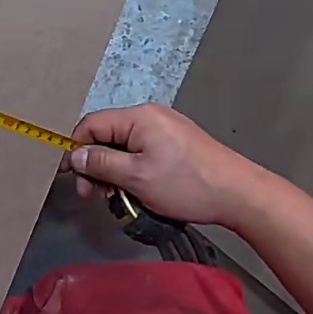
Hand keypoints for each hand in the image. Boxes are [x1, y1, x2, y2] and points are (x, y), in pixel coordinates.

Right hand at [57, 103, 270, 225]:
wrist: (240, 195)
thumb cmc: (187, 184)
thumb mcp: (136, 177)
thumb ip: (100, 164)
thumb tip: (75, 155)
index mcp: (138, 116)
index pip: (92, 124)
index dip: (76, 149)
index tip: (72, 176)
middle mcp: (150, 116)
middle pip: (107, 135)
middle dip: (95, 165)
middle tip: (94, 195)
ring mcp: (165, 128)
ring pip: (123, 146)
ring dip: (114, 171)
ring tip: (118, 197)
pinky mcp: (175, 143)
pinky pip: (141, 151)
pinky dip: (132, 170)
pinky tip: (136, 190)